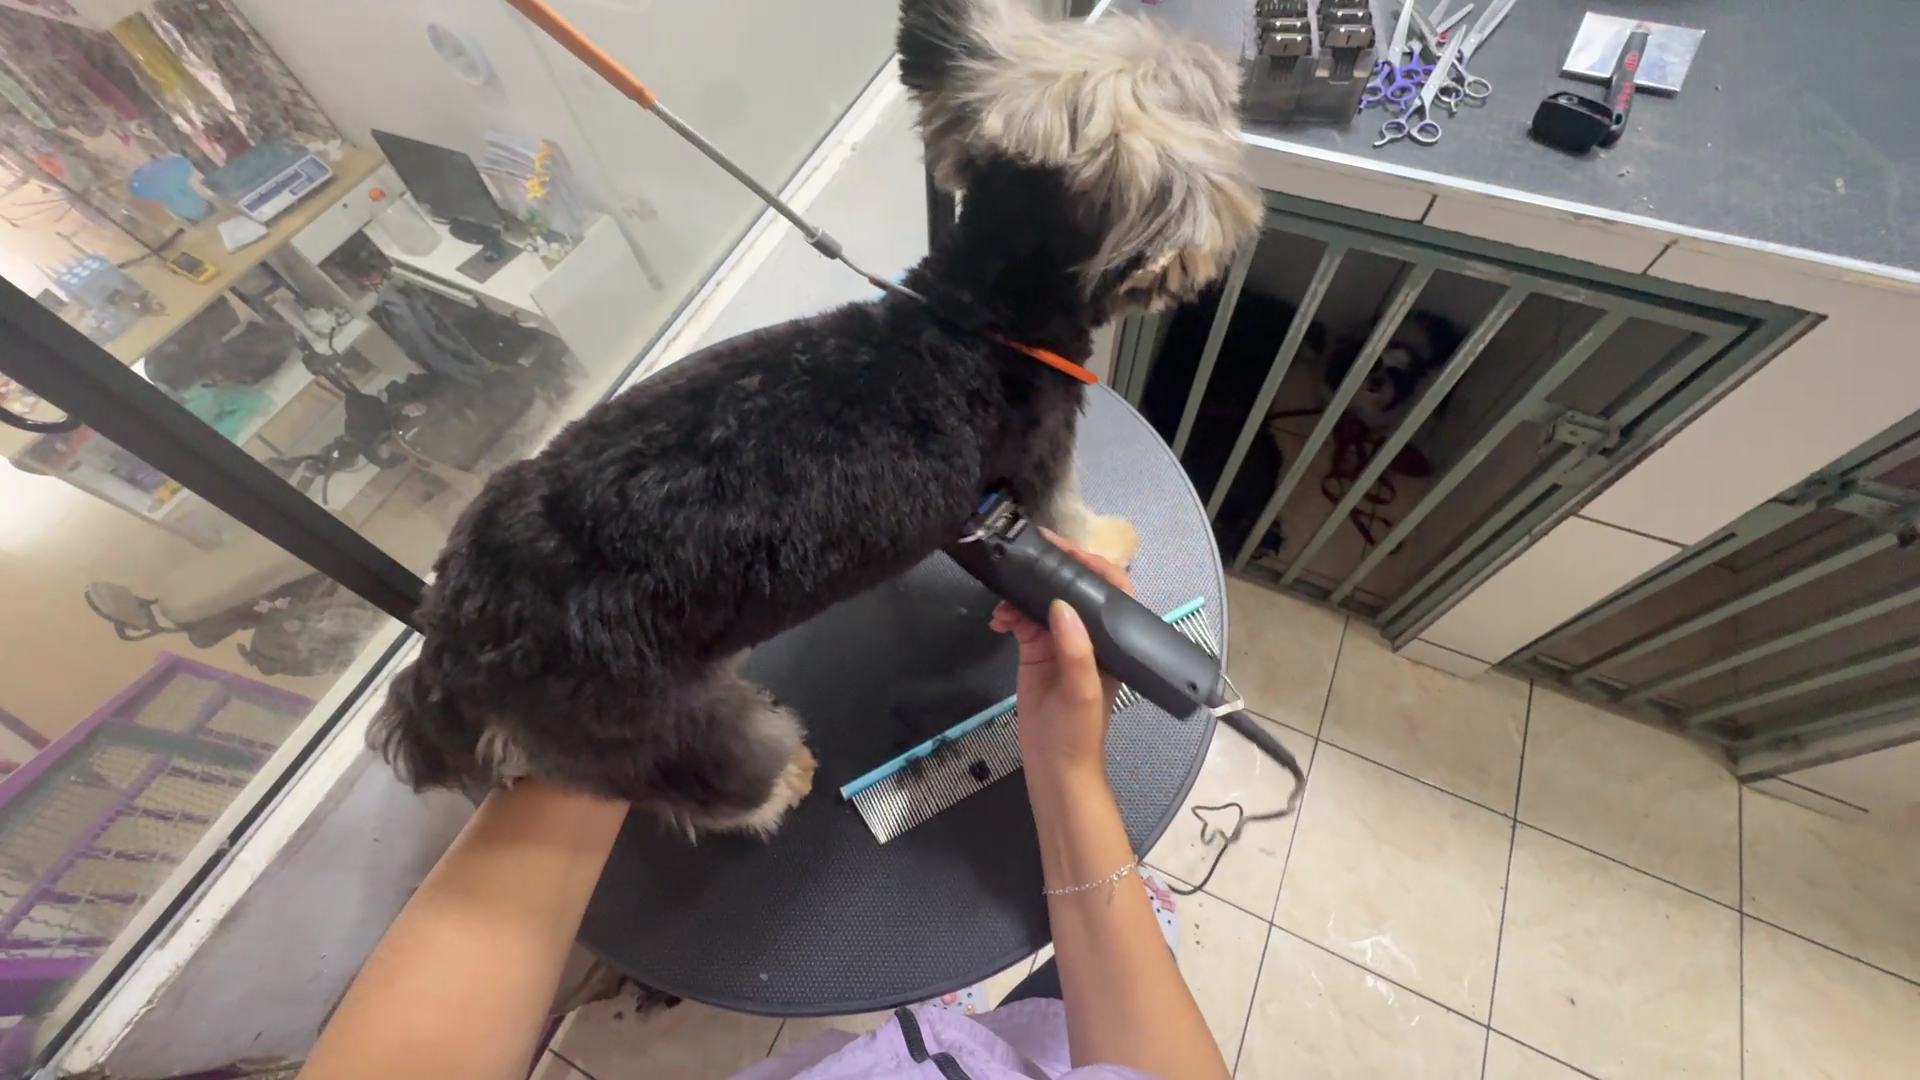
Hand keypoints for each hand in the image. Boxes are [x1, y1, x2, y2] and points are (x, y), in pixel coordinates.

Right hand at [988, 531, 1132, 780]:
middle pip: (1074, 590)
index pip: (1112, 592)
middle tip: (1028, 556)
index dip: (1094, 566)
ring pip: (1043, 602)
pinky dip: (1009, 615)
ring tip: (1004, 607)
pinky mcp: (1035, 652)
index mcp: (1110, 640)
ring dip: (1022, 596)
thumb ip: (1075, 648)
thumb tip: (1060, 604)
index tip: (1068, 551)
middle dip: (1052, 572)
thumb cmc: (1078, 732)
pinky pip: (1022, 621)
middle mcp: (1087, 635)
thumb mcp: (1081, 690)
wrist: (1054, 768)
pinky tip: (998, 620)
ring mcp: (1059, 642)